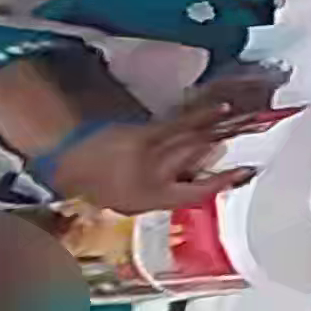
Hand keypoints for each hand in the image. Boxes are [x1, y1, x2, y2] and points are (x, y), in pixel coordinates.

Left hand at [50, 102, 258, 214]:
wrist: (63, 158)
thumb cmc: (91, 188)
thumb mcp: (125, 201)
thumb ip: (164, 191)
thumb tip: (200, 178)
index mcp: (149, 199)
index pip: (197, 192)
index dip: (225, 181)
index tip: (247, 171)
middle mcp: (154, 178)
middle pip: (200, 160)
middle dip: (218, 153)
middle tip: (235, 150)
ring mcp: (152, 154)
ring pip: (197, 141)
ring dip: (218, 133)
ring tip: (239, 126)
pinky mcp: (148, 133)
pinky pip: (185, 124)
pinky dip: (206, 115)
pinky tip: (224, 109)